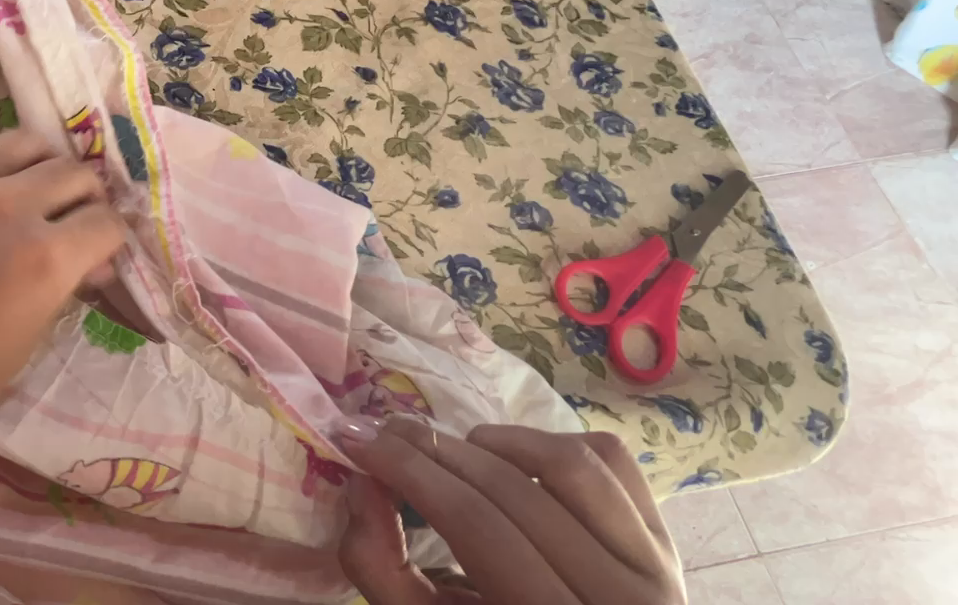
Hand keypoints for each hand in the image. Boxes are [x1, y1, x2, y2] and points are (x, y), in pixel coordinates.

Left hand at [0, 127, 126, 464]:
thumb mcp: (16, 351)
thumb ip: (56, 295)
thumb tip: (83, 266)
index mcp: (44, 258)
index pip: (107, 224)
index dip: (112, 239)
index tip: (101, 254)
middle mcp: (10, 206)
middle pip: (75, 172)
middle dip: (88, 195)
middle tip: (76, 217)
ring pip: (24, 140)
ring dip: (42, 161)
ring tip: (35, 183)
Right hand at [335, 416, 685, 604]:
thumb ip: (377, 561)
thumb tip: (359, 480)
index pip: (475, 524)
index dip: (406, 469)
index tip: (352, 436)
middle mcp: (628, 604)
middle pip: (510, 490)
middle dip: (430, 447)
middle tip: (381, 433)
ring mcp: (661, 570)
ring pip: (568, 463)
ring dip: (494, 442)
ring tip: (457, 457)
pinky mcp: (668, 539)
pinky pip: (612, 460)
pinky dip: (550, 444)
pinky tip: (516, 466)